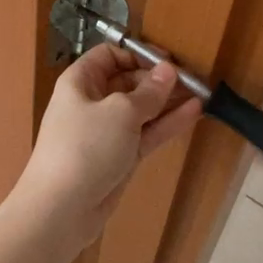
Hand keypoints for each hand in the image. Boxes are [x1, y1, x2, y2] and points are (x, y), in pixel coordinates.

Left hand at [16, 44, 203, 246]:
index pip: (109, 55)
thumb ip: (148, 92)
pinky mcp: (120, 157)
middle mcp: (92, 102)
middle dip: (158, 79)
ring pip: (141, 109)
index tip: (167, 61)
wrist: (61, 209)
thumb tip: (168, 70)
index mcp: (80, 82)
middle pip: (128, 82)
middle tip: (192, 79)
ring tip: (201, 92)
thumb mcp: (120, 112)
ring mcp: (107, 132)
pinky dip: (167, 123)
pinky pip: (146, 133)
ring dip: (168, 101)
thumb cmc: (85, 147)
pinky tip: (194, 113)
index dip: (137, 54)